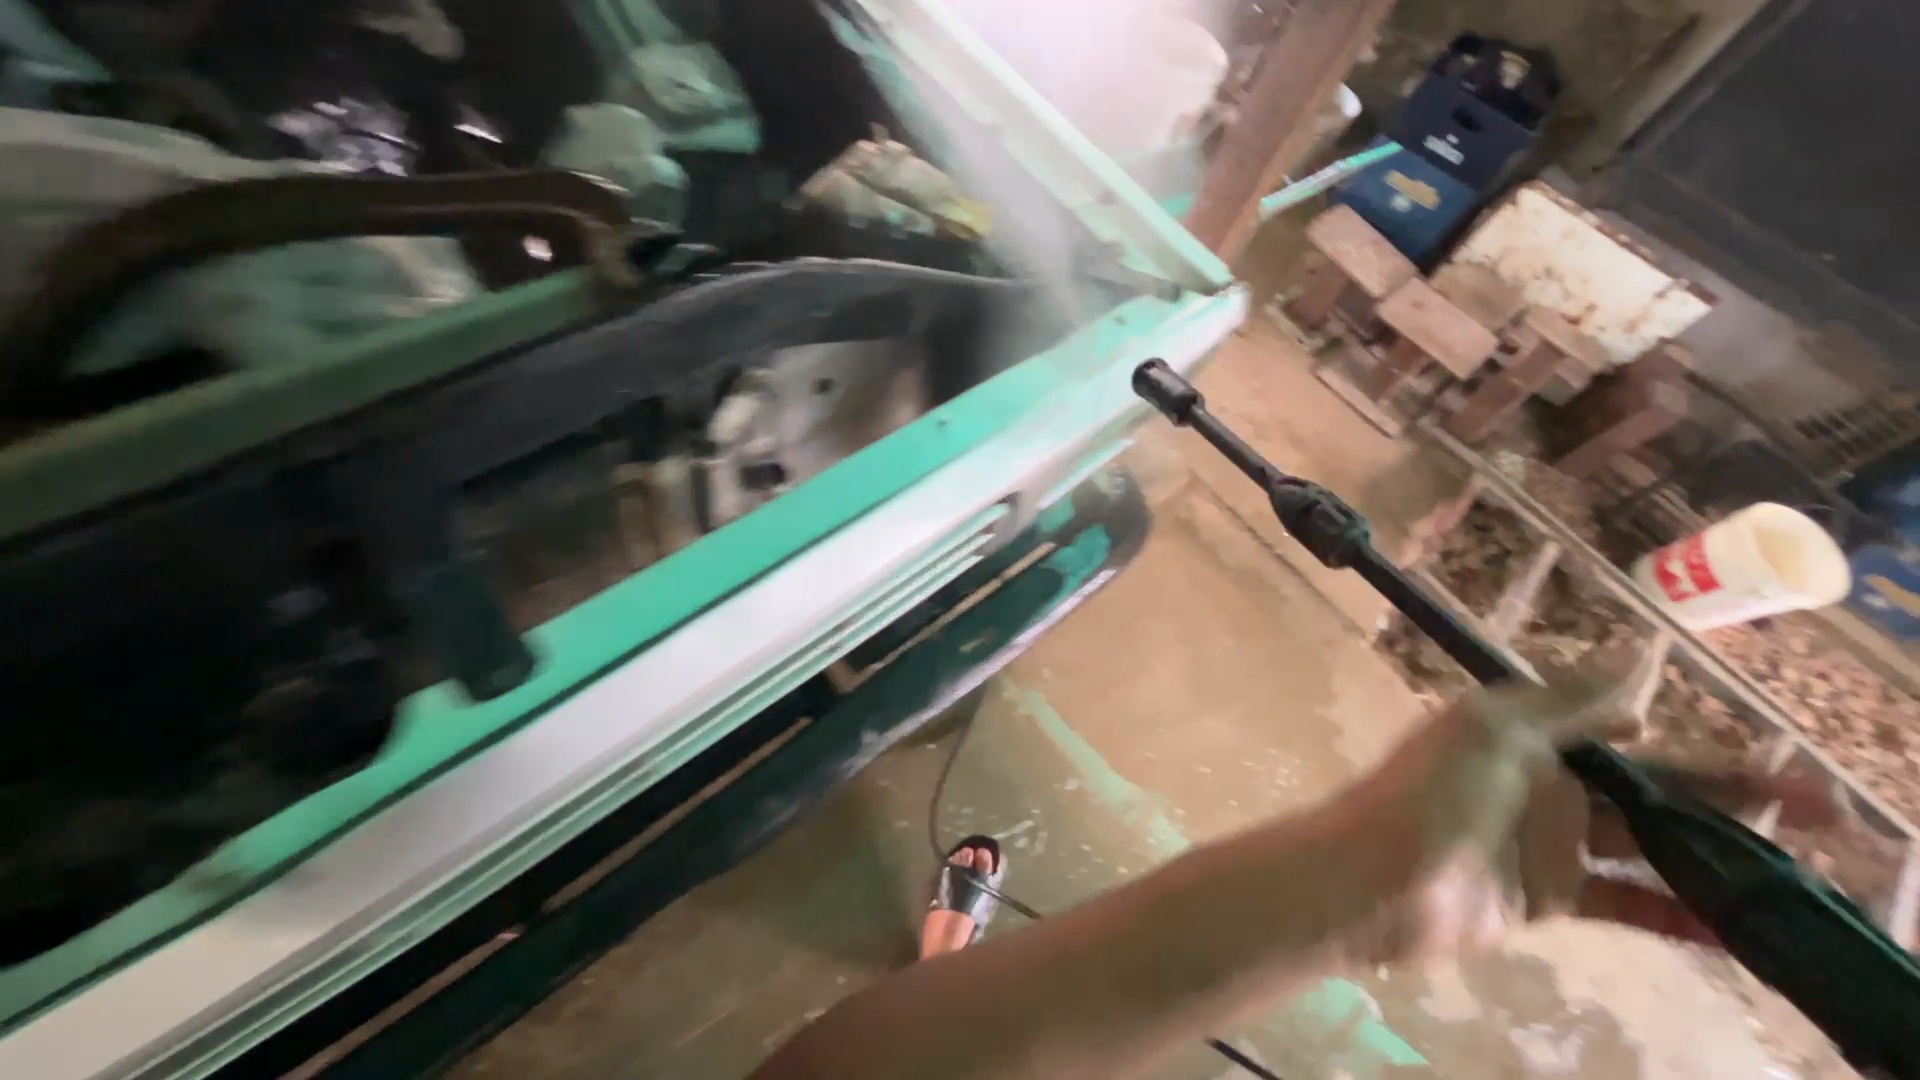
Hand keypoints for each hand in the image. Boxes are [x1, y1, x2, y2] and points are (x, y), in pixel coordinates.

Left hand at [1325, 649, 1849, 964]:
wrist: (1378, 879)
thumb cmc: (1431, 793)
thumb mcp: (1495, 730)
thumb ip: (1568, 698)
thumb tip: (1636, 648)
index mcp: (1528, 736)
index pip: (1620, 731)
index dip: (1682, 740)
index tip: (1765, 753)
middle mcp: (1543, 784)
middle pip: (1649, 790)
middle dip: (1727, 797)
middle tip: (1823, 810)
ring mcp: (1547, 842)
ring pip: (1646, 846)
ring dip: (1715, 856)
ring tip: (1801, 873)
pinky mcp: (1547, 897)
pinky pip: (1624, 903)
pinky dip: (1678, 916)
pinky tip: (1739, 932)